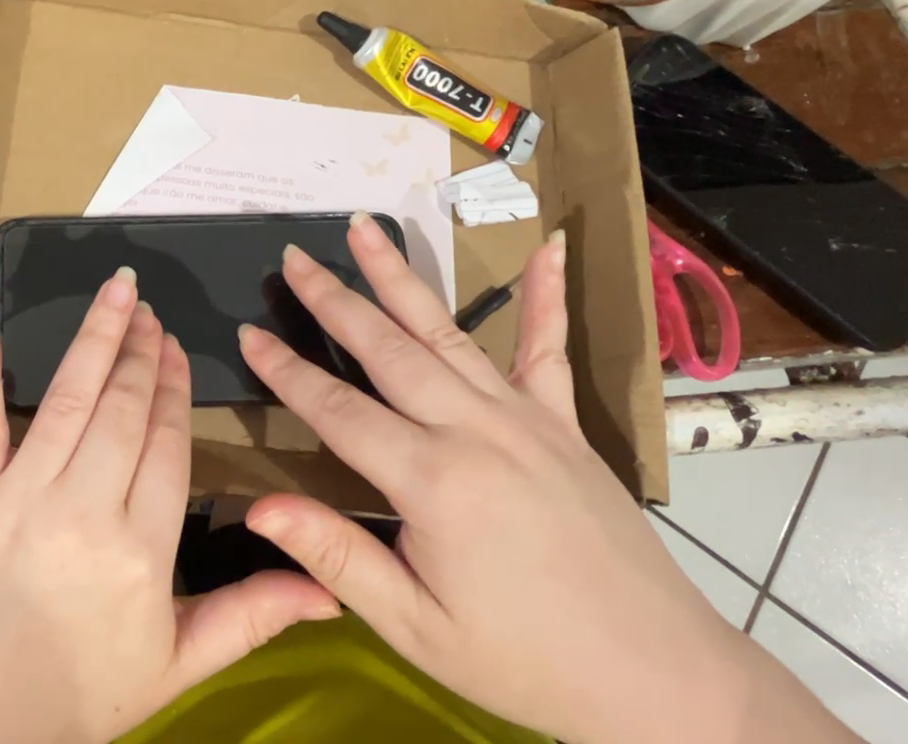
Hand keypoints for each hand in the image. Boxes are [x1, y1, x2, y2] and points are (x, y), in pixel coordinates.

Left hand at [0, 268, 340, 743]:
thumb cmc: (85, 689)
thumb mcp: (178, 661)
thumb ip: (250, 616)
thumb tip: (329, 590)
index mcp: (140, 550)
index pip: (165, 447)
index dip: (173, 390)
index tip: (178, 347)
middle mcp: (82, 511)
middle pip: (121, 412)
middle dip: (140, 353)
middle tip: (150, 309)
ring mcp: (20, 498)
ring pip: (67, 402)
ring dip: (94, 341)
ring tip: (114, 294)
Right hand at [239, 215, 857, 743]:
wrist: (659, 679)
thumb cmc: (523, 659)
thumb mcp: (414, 626)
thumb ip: (334, 556)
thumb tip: (258, 507)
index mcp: (432, 480)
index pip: (336, 408)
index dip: (285, 370)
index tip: (248, 331)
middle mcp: (475, 430)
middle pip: (386, 348)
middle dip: (332, 298)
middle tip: (294, 257)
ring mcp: (524, 418)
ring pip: (445, 332)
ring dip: (400, 276)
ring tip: (366, 229)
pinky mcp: (563, 422)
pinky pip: (547, 349)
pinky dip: (545, 296)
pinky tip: (543, 248)